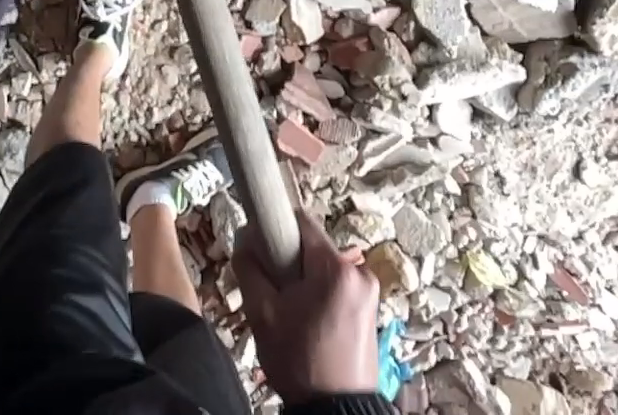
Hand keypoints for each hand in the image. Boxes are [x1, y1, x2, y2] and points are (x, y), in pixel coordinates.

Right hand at [234, 212, 380, 402]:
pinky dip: (320, 293)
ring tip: (291, 311)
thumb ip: (249, 266)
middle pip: (313, 246)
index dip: (275, 227)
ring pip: (324, 267)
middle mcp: (360, 272)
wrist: (336, 412)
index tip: (260, 248)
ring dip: (304, 278)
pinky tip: (308, 320)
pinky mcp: (371, 308)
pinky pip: (337, 285)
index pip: (300, 221)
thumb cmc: (298, 360)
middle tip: (273, 290)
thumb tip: (246, 238)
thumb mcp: (261, 312)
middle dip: (289, 260)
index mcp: (336, 268)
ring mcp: (370, 291)